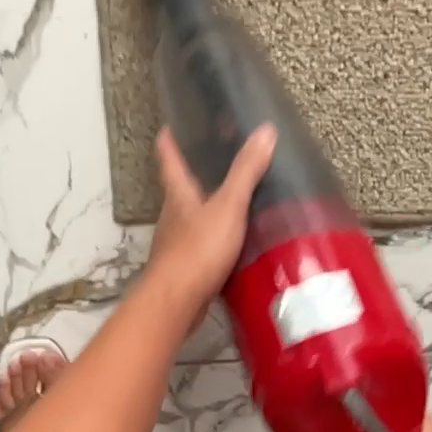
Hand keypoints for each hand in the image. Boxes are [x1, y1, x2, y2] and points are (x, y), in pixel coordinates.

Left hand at [146, 125, 276, 304]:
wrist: (178, 301)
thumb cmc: (199, 249)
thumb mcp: (228, 206)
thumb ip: (246, 172)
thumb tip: (265, 131)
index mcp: (178, 197)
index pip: (170, 163)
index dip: (169, 146)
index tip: (165, 130)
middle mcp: (172, 219)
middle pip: (178, 194)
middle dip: (190, 181)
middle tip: (205, 168)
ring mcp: (175, 247)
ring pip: (188, 223)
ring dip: (201, 215)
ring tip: (222, 207)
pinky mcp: (184, 271)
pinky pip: (198, 251)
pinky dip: (210, 244)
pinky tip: (225, 249)